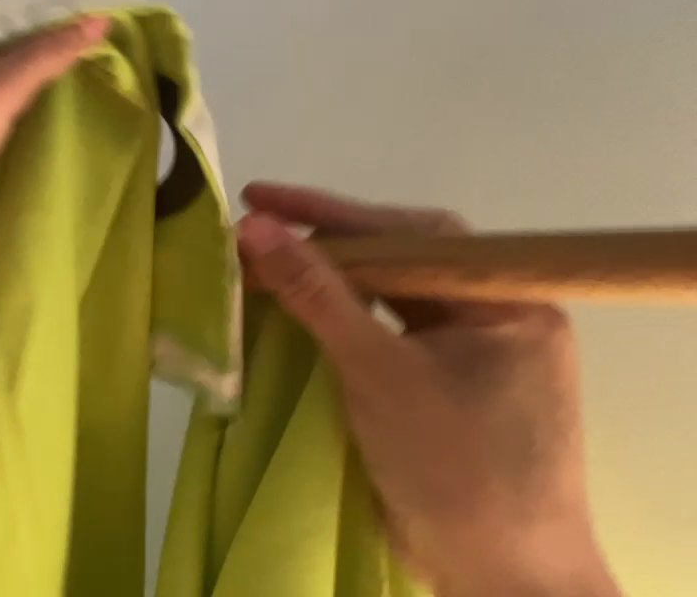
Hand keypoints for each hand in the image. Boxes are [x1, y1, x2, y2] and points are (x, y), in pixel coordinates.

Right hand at [236, 182, 620, 596]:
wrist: (494, 577)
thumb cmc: (454, 464)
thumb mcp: (376, 369)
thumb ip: (315, 292)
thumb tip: (250, 225)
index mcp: (507, 306)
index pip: (413, 234)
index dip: (331, 210)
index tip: (258, 198)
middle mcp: (492, 318)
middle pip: (396, 257)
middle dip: (322, 240)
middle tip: (251, 224)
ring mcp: (464, 352)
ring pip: (381, 291)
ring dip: (320, 275)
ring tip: (257, 259)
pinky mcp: (434, 381)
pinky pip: (374, 325)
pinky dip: (327, 311)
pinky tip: (287, 304)